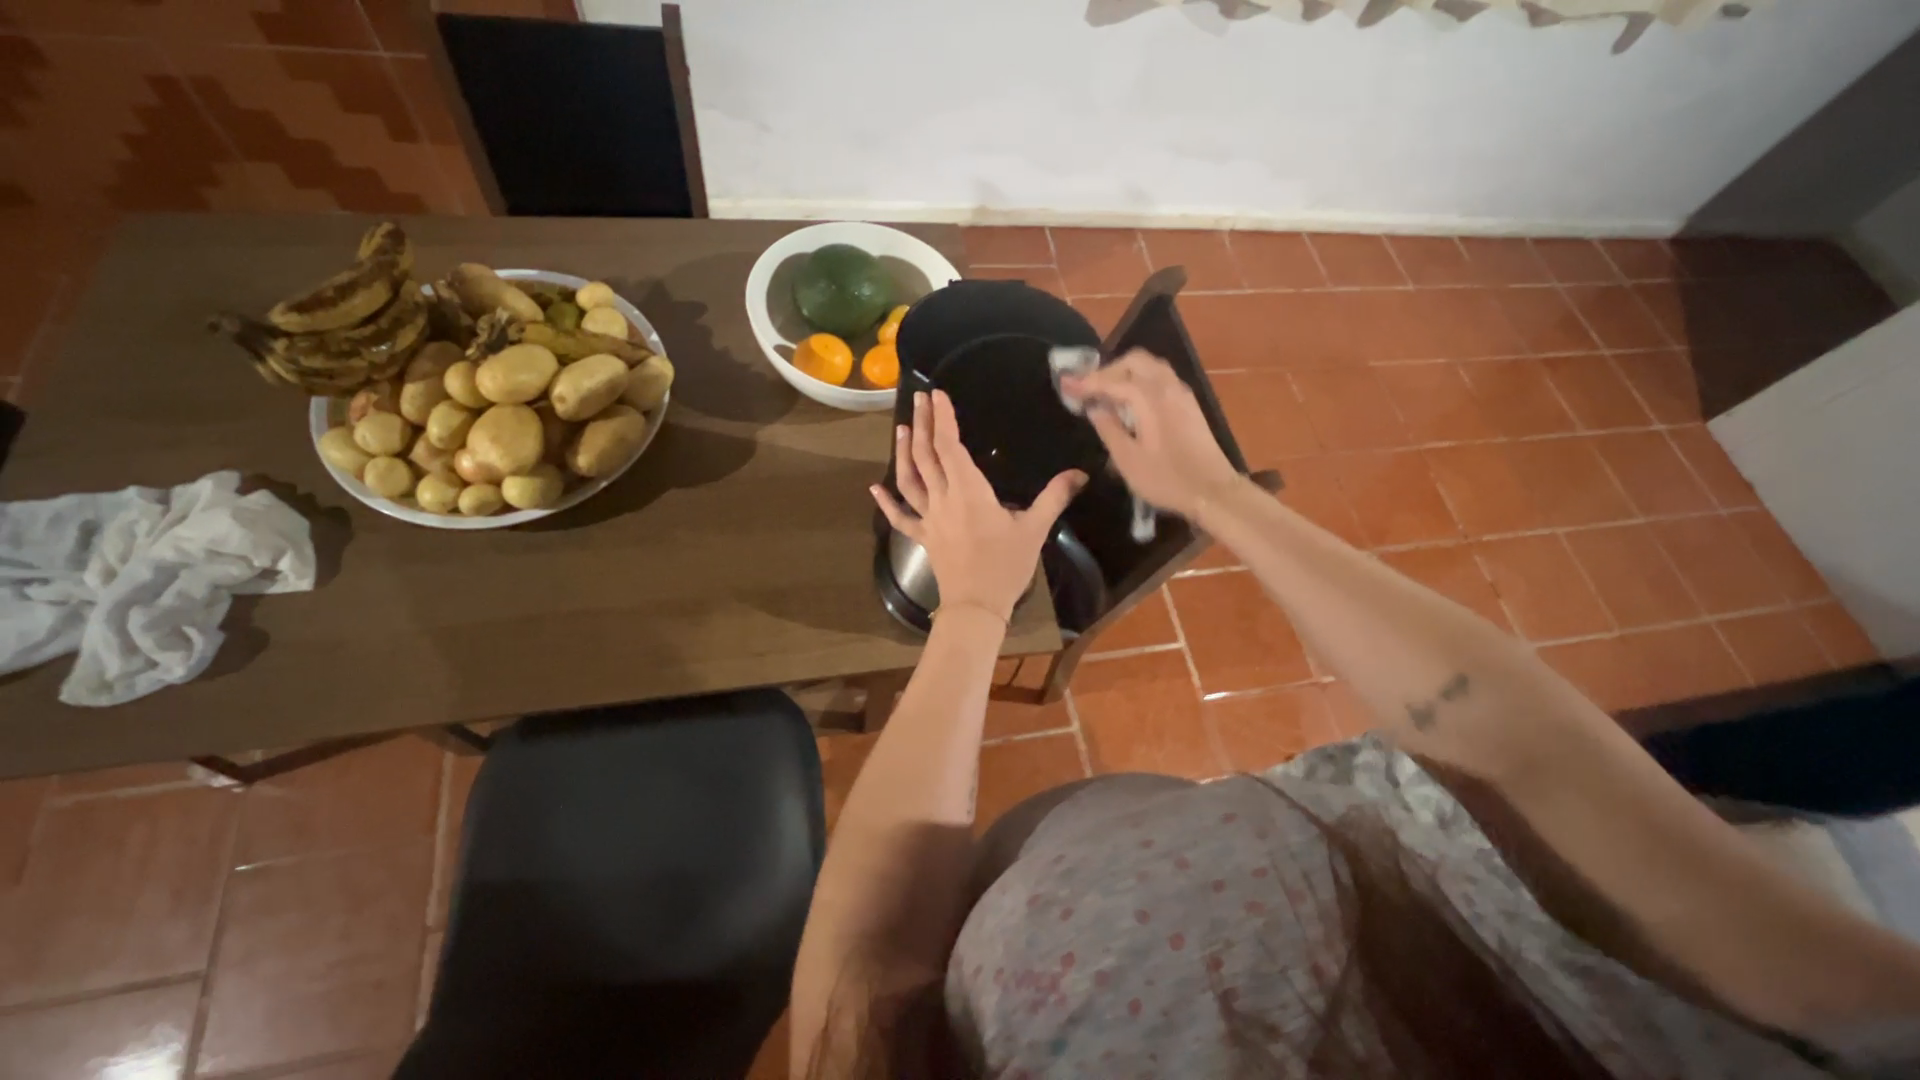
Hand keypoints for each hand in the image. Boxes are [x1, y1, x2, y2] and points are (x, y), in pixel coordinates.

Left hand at [871, 391, 1085, 622]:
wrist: (976, 607)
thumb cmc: (1005, 567)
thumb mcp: (1035, 530)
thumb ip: (1054, 497)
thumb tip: (1080, 473)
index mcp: (969, 491)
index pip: (950, 446)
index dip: (943, 419)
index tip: (938, 395)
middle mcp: (943, 499)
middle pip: (926, 456)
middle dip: (923, 424)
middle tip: (920, 399)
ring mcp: (929, 519)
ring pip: (909, 480)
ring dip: (904, 453)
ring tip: (902, 428)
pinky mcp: (924, 538)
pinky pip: (901, 518)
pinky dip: (886, 502)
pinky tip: (875, 488)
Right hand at [1060, 349, 1240, 519]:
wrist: (1213, 491)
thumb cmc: (1166, 479)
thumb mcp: (1128, 459)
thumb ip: (1109, 428)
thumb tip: (1095, 408)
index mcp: (1149, 398)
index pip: (1112, 381)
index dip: (1086, 382)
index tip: (1064, 383)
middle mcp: (1167, 387)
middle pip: (1134, 361)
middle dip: (1107, 370)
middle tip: (1087, 387)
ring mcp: (1182, 393)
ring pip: (1150, 366)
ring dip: (1126, 372)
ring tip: (1107, 390)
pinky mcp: (1189, 404)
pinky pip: (1161, 378)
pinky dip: (1142, 379)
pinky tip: (1132, 399)